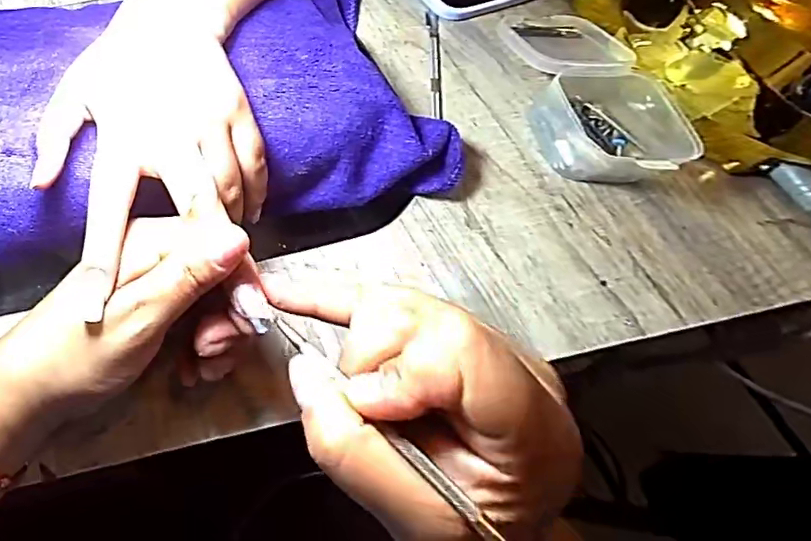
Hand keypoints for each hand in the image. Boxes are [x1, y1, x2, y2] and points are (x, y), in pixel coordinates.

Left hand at [0, 217, 251, 424]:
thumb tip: (236, 233)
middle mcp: (151, 248)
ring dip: (217, 337)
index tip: (245, 325)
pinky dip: (202, 344)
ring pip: (213, 298)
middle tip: (209, 352)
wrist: (34, 385)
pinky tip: (189, 366)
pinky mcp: (151, 302)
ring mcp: (151, 276)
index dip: (242, 285)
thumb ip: (189, 275)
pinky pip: (196, 316)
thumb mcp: (139, 316)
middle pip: (221, 272)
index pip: (221, 241)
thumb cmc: (77, 353)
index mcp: (146, 238)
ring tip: (197, 364)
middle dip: (228, 317)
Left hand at [30, 0, 266, 321]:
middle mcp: (169, 138)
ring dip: (228, 232)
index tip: (95, 311)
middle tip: (202, 291)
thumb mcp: (74, 93)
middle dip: (202, 260)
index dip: (101, 266)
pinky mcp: (240, 116)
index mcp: (122, 139)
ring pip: (232, 198)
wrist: (171, 16)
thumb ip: (53, 139)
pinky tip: (243, 214)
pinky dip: (255, 199)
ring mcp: (210, 126)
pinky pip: (257, 171)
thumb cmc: (115, 60)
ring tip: (220, 256)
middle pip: (196, 215)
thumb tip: (39, 184)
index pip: (109, 213)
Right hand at [267, 280, 581, 540]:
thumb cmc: (464, 530)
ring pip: (387, 299)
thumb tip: (307, 373)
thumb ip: (355, 451)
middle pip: (413, 316)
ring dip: (350, 341)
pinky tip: (283, 293)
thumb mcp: (417, 517)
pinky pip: (372, 294)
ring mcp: (473, 336)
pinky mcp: (432, 321)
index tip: (368, 407)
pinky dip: (320, 297)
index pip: (456, 349)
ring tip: (352, 387)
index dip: (398, 373)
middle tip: (359, 408)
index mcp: (528, 421)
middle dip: (364, 359)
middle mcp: (509, 363)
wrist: (481, 528)